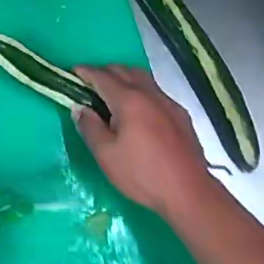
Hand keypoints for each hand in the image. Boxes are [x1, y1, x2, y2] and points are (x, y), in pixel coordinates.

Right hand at [73, 66, 220, 218]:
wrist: (190, 192)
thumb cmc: (143, 174)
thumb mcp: (106, 155)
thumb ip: (90, 127)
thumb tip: (80, 108)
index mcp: (128, 100)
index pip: (102, 76)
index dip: (85, 72)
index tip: (73, 72)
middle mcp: (149, 94)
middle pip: (124, 70)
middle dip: (104, 71)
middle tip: (90, 84)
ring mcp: (168, 102)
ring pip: (142, 78)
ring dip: (124, 77)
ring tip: (112, 93)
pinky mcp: (180, 114)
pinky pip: (155, 92)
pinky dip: (141, 90)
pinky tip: (139, 110)